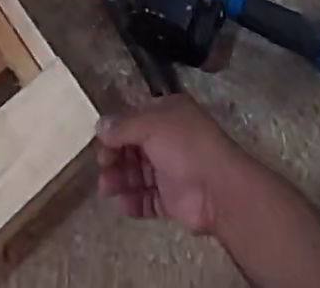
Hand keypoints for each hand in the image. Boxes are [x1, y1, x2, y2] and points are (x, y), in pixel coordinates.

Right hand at [96, 94, 250, 236]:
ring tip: (106, 187)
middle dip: (116, 156)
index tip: (100, 142)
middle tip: (102, 167)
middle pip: (135, 146)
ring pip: (139, 173)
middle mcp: (170, 138)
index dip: (117, 129)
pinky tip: (123, 205)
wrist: (219, 189)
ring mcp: (172, 169)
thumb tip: (100, 125)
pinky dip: (135, 202)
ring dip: (121, 179)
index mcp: (169, 113)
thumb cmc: (186, 147)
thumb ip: (124, 126)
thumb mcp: (152, 125)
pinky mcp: (173, 198)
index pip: (137, 118)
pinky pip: (149, 199)